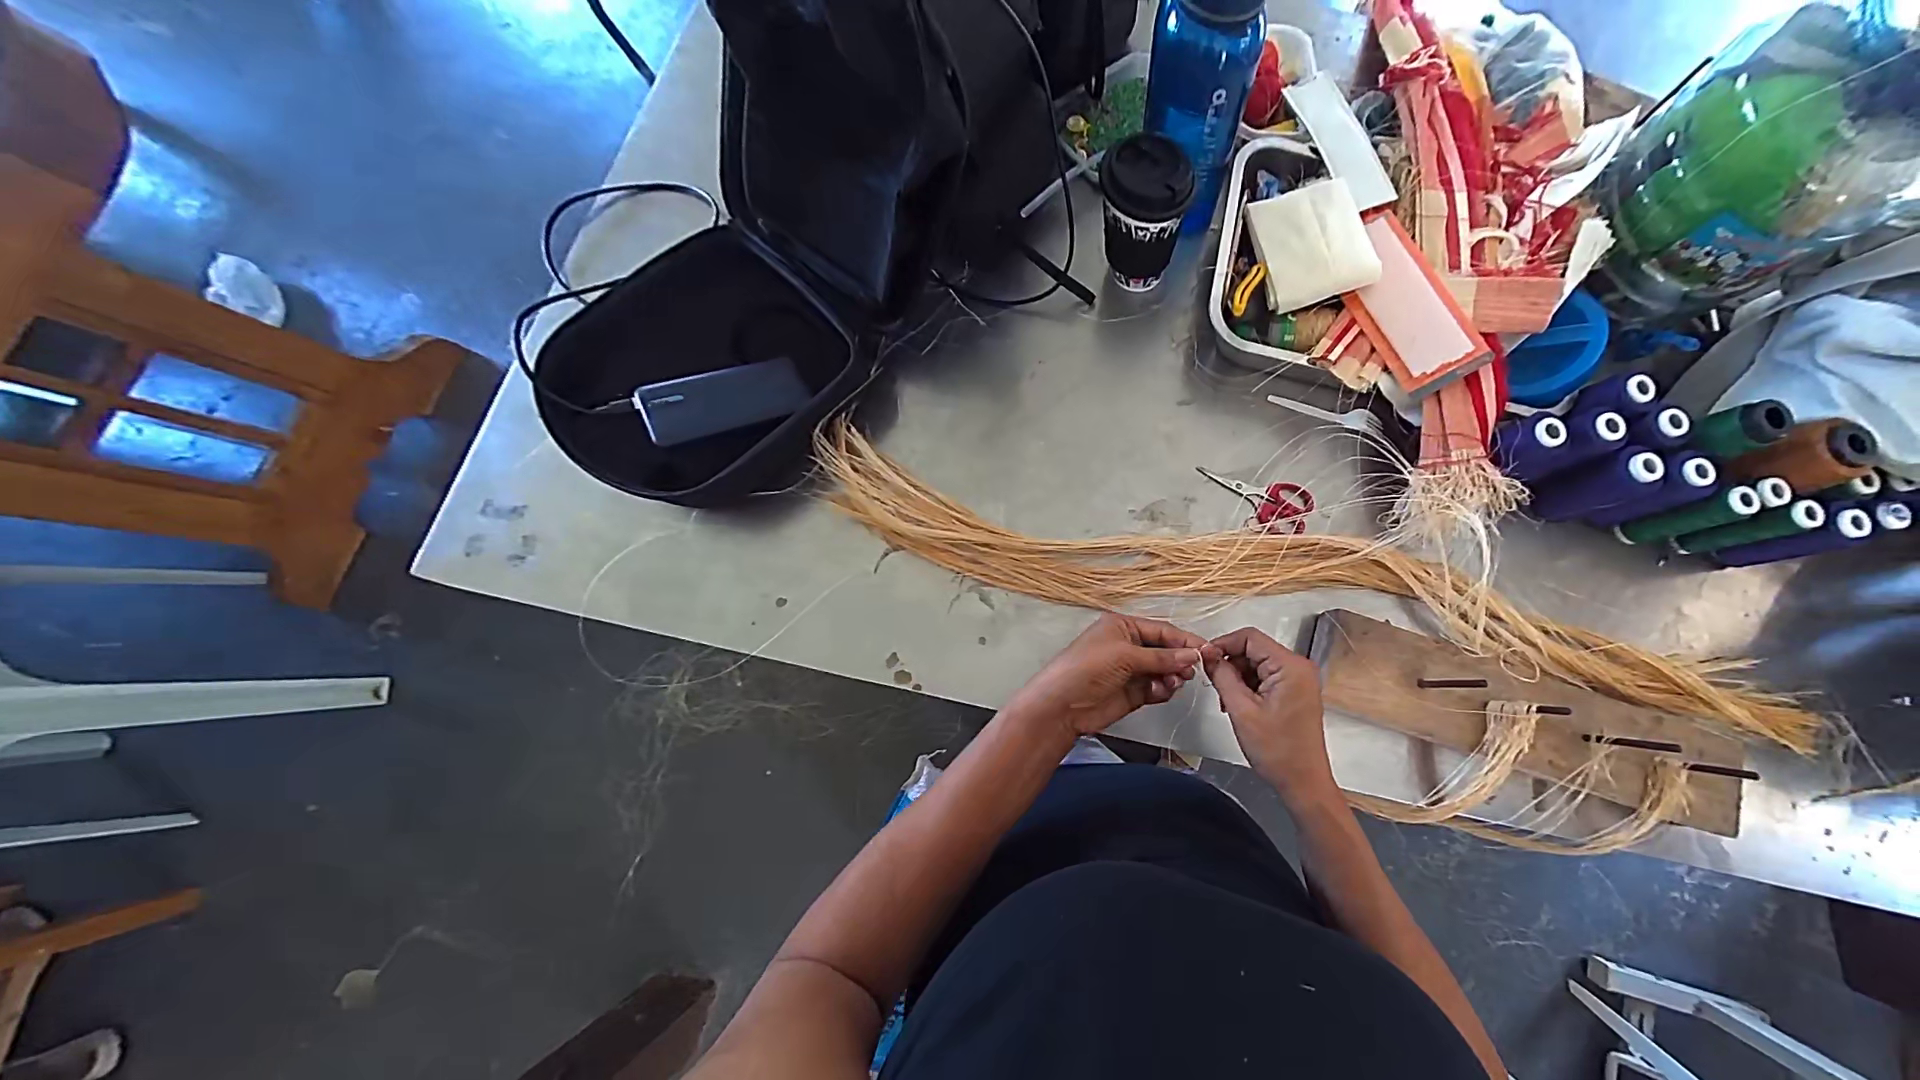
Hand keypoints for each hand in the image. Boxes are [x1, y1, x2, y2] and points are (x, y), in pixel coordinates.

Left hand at [1002, 613, 1207, 737]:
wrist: (1062, 706)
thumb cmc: (1085, 669)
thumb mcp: (1124, 656)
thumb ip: (1161, 657)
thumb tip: (1193, 655)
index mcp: (1122, 626)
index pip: (1162, 630)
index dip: (1185, 640)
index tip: (1208, 651)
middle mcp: (1128, 645)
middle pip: (1166, 650)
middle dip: (1180, 660)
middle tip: (1192, 671)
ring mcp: (1131, 670)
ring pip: (1165, 671)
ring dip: (1173, 676)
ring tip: (1172, 683)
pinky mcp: (1133, 692)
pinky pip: (1158, 688)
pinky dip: (1163, 690)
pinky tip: (1159, 692)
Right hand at [1203, 627, 1338, 805]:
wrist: (1303, 782)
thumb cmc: (1277, 750)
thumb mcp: (1240, 708)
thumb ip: (1222, 675)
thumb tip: (1206, 654)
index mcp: (1290, 667)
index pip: (1249, 637)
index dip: (1222, 644)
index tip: (1203, 659)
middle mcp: (1298, 668)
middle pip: (1253, 649)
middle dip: (1229, 663)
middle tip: (1214, 685)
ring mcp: (1298, 680)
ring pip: (1256, 663)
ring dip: (1237, 676)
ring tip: (1228, 701)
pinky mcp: (1294, 691)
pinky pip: (1264, 676)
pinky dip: (1247, 686)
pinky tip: (1238, 704)